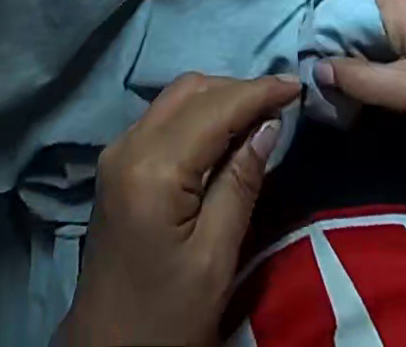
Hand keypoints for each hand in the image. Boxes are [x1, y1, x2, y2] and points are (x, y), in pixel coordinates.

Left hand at [59, 72, 302, 346]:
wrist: (109, 343)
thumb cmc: (169, 313)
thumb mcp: (215, 256)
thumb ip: (240, 183)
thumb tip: (268, 124)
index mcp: (152, 167)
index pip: (212, 109)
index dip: (255, 92)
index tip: (296, 84)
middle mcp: (128, 143)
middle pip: (188, 92)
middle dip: (236, 89)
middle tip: (282, 100)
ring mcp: (117, 149)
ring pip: (173, 99)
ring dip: (217, 98)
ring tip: (261, 111)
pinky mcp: (117, 161)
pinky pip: (161, 118)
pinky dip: (196, 114)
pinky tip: (224, 129)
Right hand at [317, 0, 405, 147]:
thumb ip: (356, 79)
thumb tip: (314, 68)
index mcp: (394, 2)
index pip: (337, 17)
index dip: (321, 46)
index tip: (311, 75)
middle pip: (356, 23)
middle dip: (343, 55)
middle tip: (329, 88)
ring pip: (376, 34)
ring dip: (364, 61)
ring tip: (351, 90)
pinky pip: (396, 39)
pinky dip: (386, 60)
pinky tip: (385, 84)